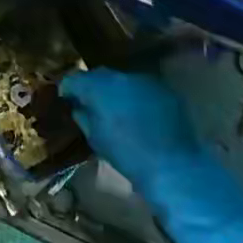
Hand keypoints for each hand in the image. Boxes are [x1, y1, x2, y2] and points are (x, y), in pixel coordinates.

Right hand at [59, 68, 242, 242]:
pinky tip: (133, 112)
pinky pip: (140, 87)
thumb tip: (79, 106)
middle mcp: (124, 78)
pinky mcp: (165, 91)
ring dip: (113, 90)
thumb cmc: (128, 156)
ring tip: (111, 108)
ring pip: (121, 79)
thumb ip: (84, 116)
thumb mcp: (96, 138)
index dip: (68, 88)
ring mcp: (147, 82)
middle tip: (87, 102)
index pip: (76, 79)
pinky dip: (132, 95)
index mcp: (102, 88)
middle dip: (91, 86)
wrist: (175, 168)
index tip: (66, 99)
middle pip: (99, 75)